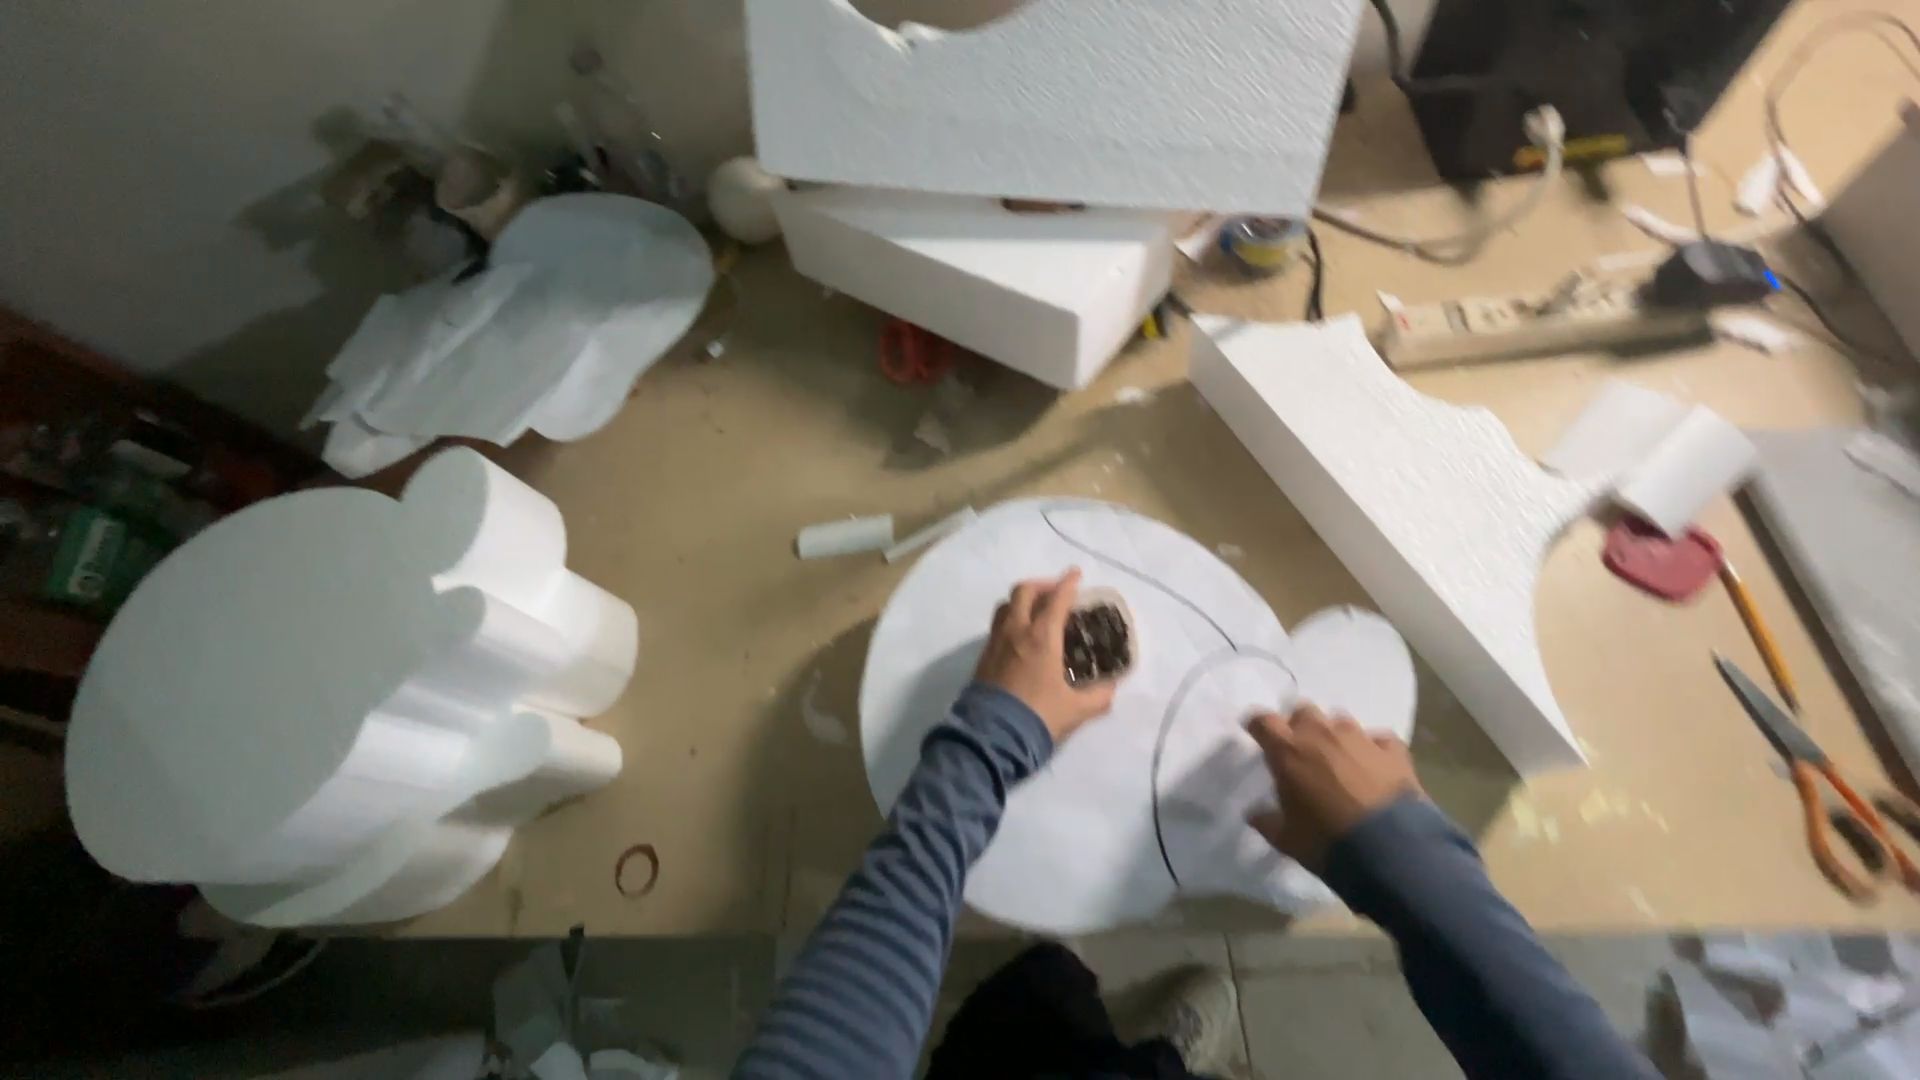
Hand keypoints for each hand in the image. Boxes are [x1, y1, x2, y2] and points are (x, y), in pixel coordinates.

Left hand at [974, 569, 1117, 742]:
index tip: (1076, 574)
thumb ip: (1098, 697)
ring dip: (1022, 600)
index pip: (1056, 599)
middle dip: (1042, 585)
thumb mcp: (1075, 710)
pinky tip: (1021, 635)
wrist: (992, 735)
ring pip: (1006, 605)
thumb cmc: (1038, 716)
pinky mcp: (984, 655)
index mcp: (1041, 637)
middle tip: (1056, 593)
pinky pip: (997, 625)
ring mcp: (996, 641)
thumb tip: (1111, 688)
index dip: (1068, 583)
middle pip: (1023, 591)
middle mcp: (1016, 631)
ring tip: (1037, 610)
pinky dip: (1011, 619)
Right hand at [1245, 705, 1422, 869]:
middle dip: (1300, 725)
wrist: (1391, 851)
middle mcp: (1321, 734)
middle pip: (1304, 711)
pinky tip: (1376, 764)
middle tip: (1302, 749)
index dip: (1258, 726)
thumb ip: (1267, 821)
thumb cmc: (1326, 841)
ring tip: (1340, 758)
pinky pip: (1380, 740)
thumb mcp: (1286, 839)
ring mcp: (1359, 739)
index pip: (1263, 721)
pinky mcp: (1393, 751)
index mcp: (1288, 751)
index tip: (1257, 735)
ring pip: (1341, 721)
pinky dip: (1375, 748)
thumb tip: (1254, 815)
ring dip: (1335, 735)